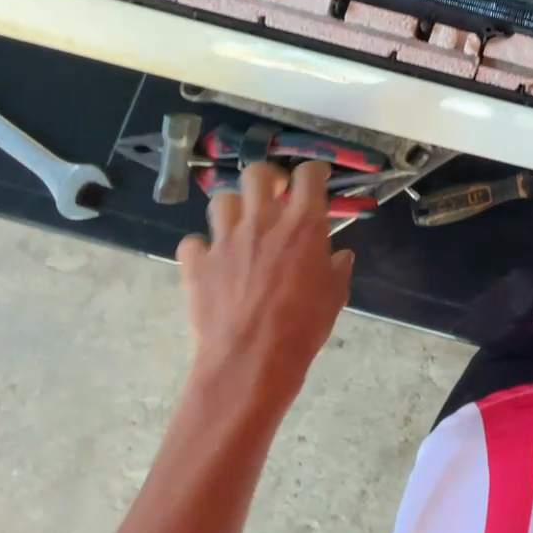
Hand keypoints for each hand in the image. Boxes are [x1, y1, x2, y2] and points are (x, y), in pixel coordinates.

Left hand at [175, 161, 354, 410]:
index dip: (314, 172)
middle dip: (268, 179)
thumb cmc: (305, 325)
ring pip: (222, 200)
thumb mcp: (336, 293)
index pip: (308, 174)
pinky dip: (202, 247)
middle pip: (258, 174)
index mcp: (304, 223)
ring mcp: (226, 241)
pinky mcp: (197, 265)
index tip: (317, 179)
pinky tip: (213, 260)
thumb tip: (339, 256)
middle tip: (275, 196)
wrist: (253, 360)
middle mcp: (263, 221)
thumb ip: (337, 267)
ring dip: (234, 208)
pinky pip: (193, 242)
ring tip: (242, 225)